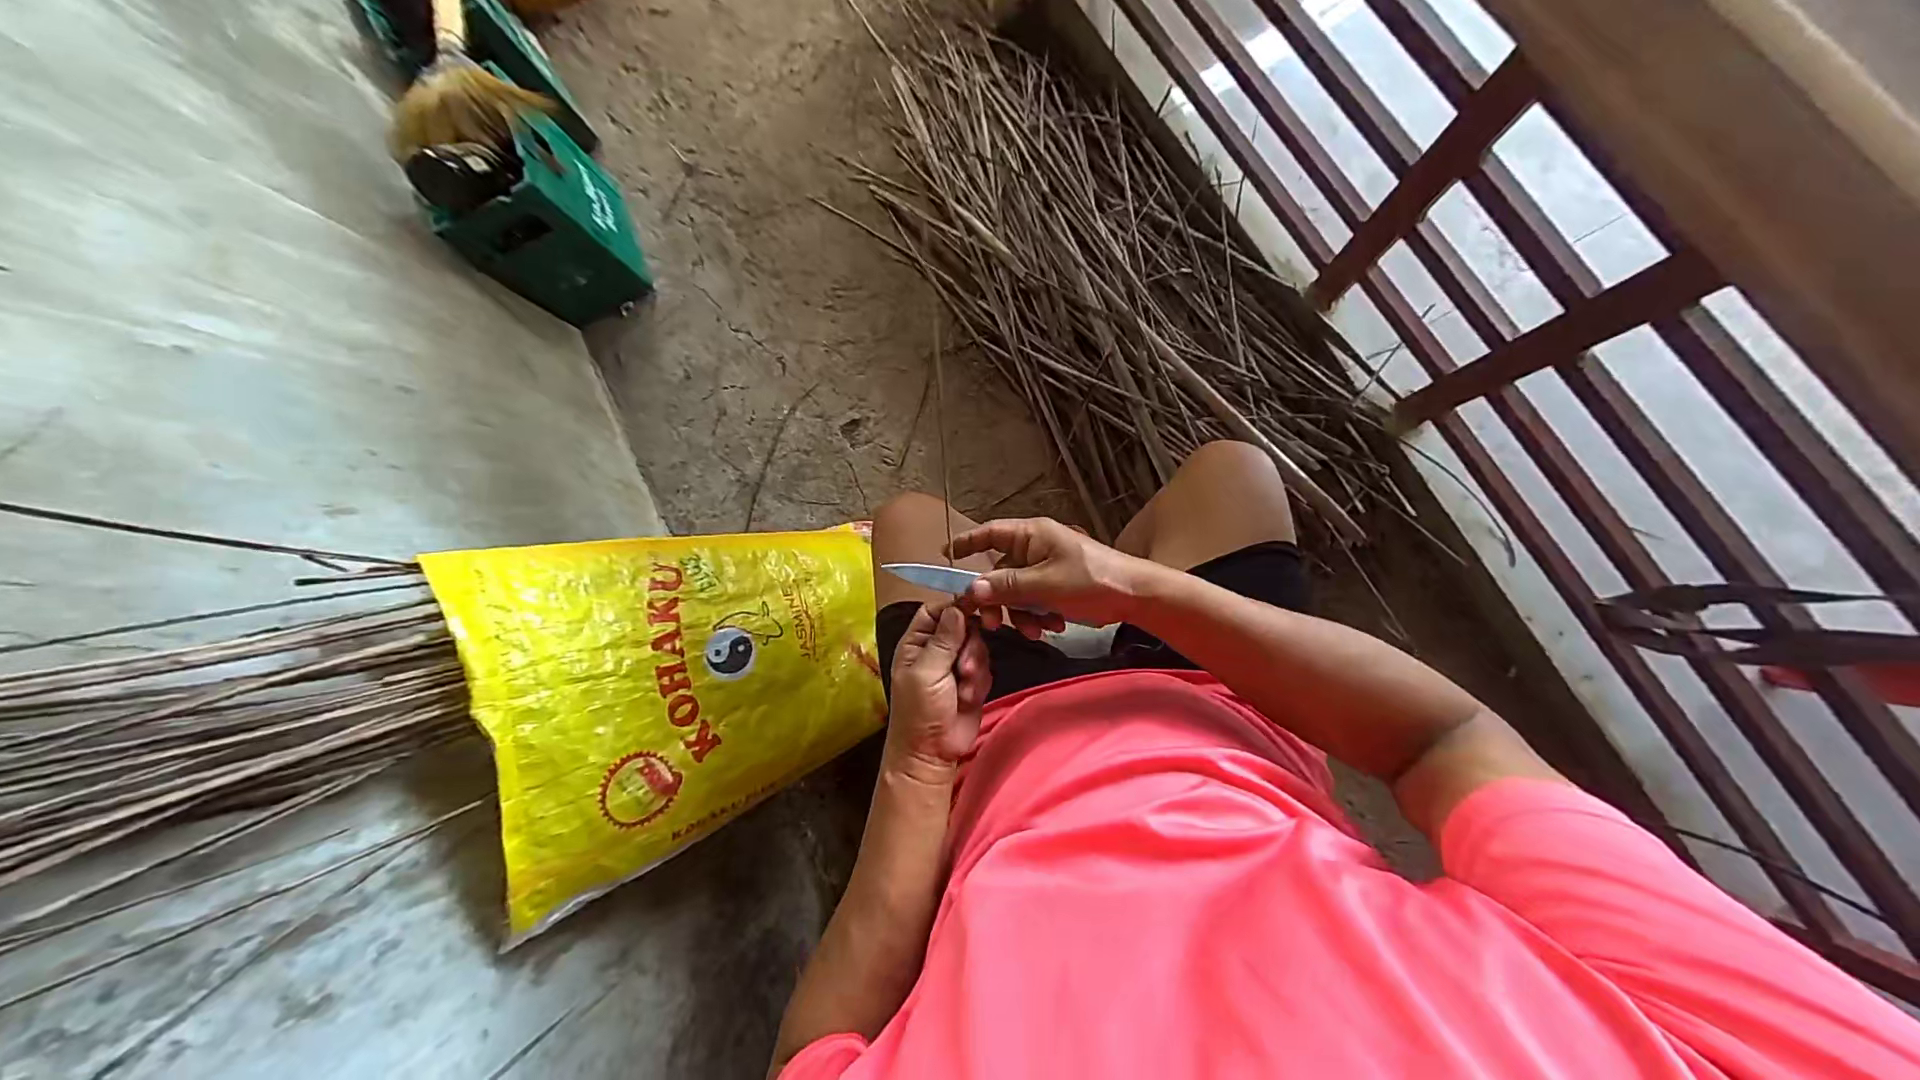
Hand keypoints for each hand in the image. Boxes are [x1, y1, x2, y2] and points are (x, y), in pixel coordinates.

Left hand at [885, 603, 990, 783]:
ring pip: (979, 647)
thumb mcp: (927, 672)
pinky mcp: (973, 681)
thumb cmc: (920, 711)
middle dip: (970, 646)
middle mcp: (937, 649)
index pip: (937, 610)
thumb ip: (944, 639)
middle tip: (964, 668)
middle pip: (965, 626)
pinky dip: (979, 683)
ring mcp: (956, 665)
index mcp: (917, 642)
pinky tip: (967, 698)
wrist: (932, 753)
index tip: (977, 609)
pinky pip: (986, 669)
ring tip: (963, 690)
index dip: (956, 608)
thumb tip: (957, 607)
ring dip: (975, 668)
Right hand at [949, 518, 1158, 632]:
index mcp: (1031, 535)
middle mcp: (1035, 548)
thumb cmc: (1091, 580)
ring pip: (1015, 592)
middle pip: (999, 571)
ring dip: (1021, 613)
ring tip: (1037, 629)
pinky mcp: (1056, 586)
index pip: (990, 533)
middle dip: (998, 599)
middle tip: (993, 622)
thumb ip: (1005, 587)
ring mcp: (1046, 568)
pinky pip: (1033, 601)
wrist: (1135, 596)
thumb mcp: (1044, 585)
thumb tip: (970, 590)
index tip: (945, 556)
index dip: (966, 543)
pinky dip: (1037, 616)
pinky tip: (1051, 627)